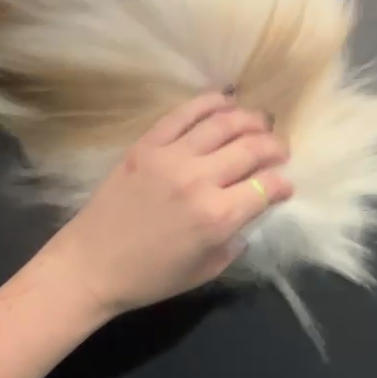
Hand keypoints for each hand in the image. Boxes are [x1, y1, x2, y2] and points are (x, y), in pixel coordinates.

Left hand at [35, 93, 293, 319]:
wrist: (92, 265)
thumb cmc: (150, 277)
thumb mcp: (205, 270)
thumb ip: (235, 239)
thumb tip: (253, 210)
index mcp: (217, 217)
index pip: (267, 186)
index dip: (283, 183)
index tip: (285, 183)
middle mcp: (200, 180)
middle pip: (251, 148)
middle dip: (275, 146)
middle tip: (280, 148)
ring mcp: (172, 156)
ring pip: (223, 123)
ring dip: (250, 119)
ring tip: (261, 121)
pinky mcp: (148, 143)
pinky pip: (184, 113)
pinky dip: (210, 101)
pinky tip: (226, 100)